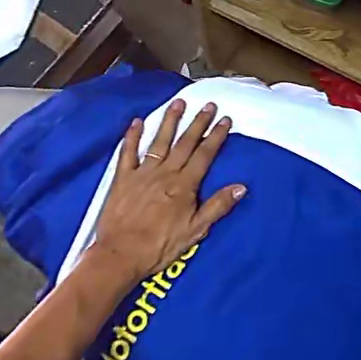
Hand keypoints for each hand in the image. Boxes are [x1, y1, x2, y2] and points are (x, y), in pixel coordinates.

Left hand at [80, 100, 245, 286]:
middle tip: (209, 105)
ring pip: (159, 142)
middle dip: (199, 123)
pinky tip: (138, 122)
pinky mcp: (122, 180)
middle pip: (185, 143)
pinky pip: (128, 154)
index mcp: (184, 185)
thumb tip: (241, 187)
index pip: (205, 154)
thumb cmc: (160, 245)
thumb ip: (218, 206)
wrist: (118, 256)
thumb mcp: (196, 230)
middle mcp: (165, 174)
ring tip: (179, 103)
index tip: (226, 120)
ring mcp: (142, 174)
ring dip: (171, 121)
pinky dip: (132, 137)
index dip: (216, 136)